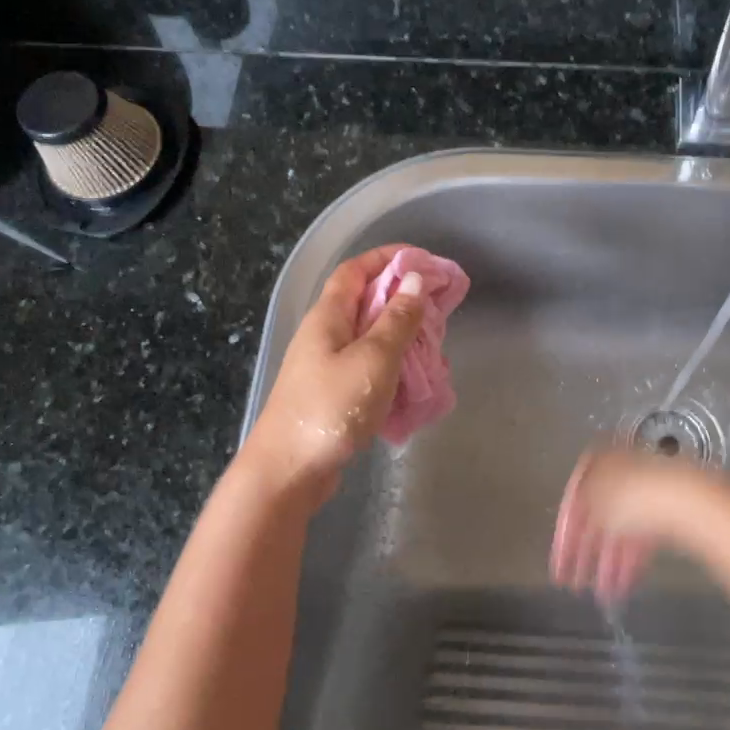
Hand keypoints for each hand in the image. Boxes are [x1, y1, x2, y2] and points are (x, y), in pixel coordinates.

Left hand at [242, 245, 426, 503]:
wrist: (288, 472)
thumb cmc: (330, 408)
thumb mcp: (374, 359)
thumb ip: (398, 320)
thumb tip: (415, 280)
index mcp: (328, 317)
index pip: (356, 270)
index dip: (388, 258)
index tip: (426, 261)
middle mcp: (324, 335)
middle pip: (366, 302)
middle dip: (404, 298)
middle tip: (441, 306)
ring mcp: (326, 366)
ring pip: (370, 337)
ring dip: (403, 336)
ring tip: (435, 345)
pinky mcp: (333, 395)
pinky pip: (369, 368)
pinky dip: (395, 367)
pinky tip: (416, 383)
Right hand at [550, 441, 705, 603]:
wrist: (686, 501)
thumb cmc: (634, 496)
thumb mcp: (594, 505)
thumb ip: (580, 511)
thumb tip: (577, 515)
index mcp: (599, 463)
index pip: (573, 500)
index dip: (564, 534)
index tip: (559, 562)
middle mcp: (621, 473)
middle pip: (597, 519)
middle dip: (585, 554)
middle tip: (575, 583)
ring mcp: (645, 493)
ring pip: (619, 533)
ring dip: (607, 566)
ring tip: (602, 594)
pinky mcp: (666, 513)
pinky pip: (640, 541)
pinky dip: (629, 564)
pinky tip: (622, 587)